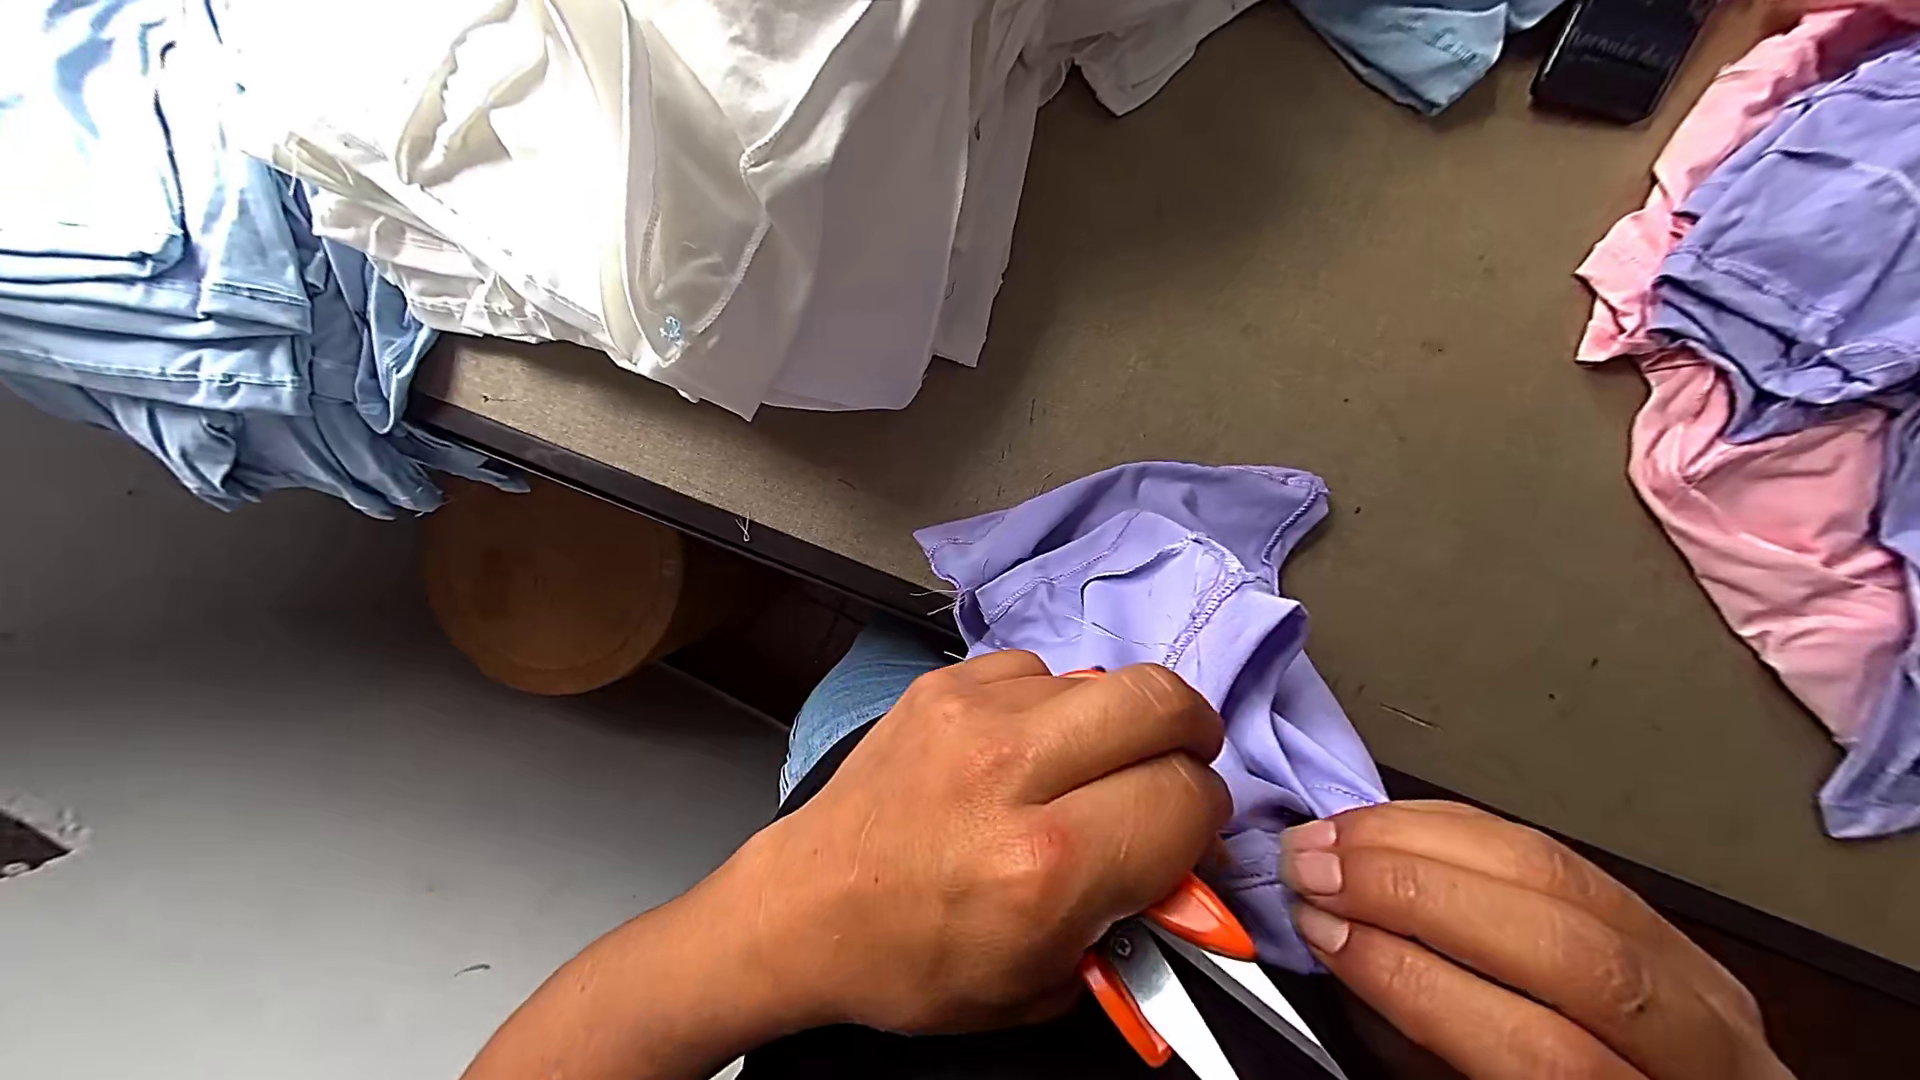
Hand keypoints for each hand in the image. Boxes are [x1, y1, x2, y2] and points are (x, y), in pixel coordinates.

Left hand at [742, 651, 1230, 1033]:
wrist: (810, 900)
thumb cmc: (920, 959)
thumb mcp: (1044, 981)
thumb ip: (1135, 910)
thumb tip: (1188, 846)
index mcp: (1042, 863)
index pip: (1181, 796)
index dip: (1204, 810)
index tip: (1190, 823)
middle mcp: (1009, 767)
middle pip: (1155, 700)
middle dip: (1189, 728)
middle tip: (1179, 757)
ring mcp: (969, 709)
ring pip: (1098, 680)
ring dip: (1113, 721)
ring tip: (1085, 760)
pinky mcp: (941, 681)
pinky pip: (1035, 669)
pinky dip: (1049, 703)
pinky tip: (1022, 740)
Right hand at [1282, 801, 1793, 1079]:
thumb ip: (1408, 1023)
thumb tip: (1327, 931)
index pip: (1547, 1049)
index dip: (1409, 976)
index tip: (1318, 928)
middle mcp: (1711, 1048)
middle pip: (1564, 942)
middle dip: (1407, 887)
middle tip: (1312, 867)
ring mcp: (1689, 968)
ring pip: (1550, 868)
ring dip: (1409, 838)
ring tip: (1327, 836)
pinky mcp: (1641, 907)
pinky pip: (1531, 839)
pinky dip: (1433, 820)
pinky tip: (1373, 823)